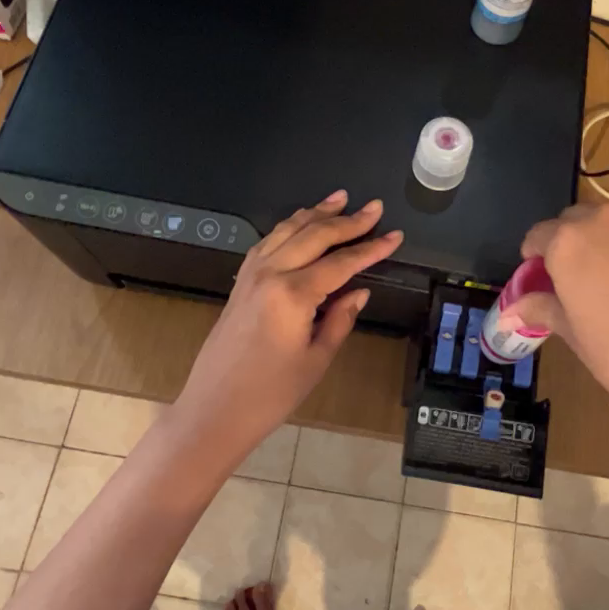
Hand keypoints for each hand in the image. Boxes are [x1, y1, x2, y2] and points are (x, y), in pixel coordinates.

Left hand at [173, 190, 402, 449]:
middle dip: (347, 220)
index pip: (341, 262)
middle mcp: (270, 274)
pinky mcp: (240, 283)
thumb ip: (340, 319)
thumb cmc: (270, 394)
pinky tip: (299, 224)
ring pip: (287, 231)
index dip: (371, 248)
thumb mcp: (316, 359)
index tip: (394, 235)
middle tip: (374, 207)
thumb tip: (359, 291)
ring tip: (340, 199)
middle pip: (314, 235)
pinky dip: (288, 228)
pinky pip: (267, 243)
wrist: (214, 409)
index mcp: (294, 294)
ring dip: (316, 213)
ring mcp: (251, 275)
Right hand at [514, 203, 608, 434]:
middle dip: (569, 245)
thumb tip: (511, 312)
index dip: (534, 259)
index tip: (538, 283)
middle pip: (577, 221)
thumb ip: (542, 310)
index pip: (538, 235)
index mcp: (570, 240)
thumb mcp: (573, 333)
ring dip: (605, 249)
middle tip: (571, 286)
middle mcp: (607, 223)